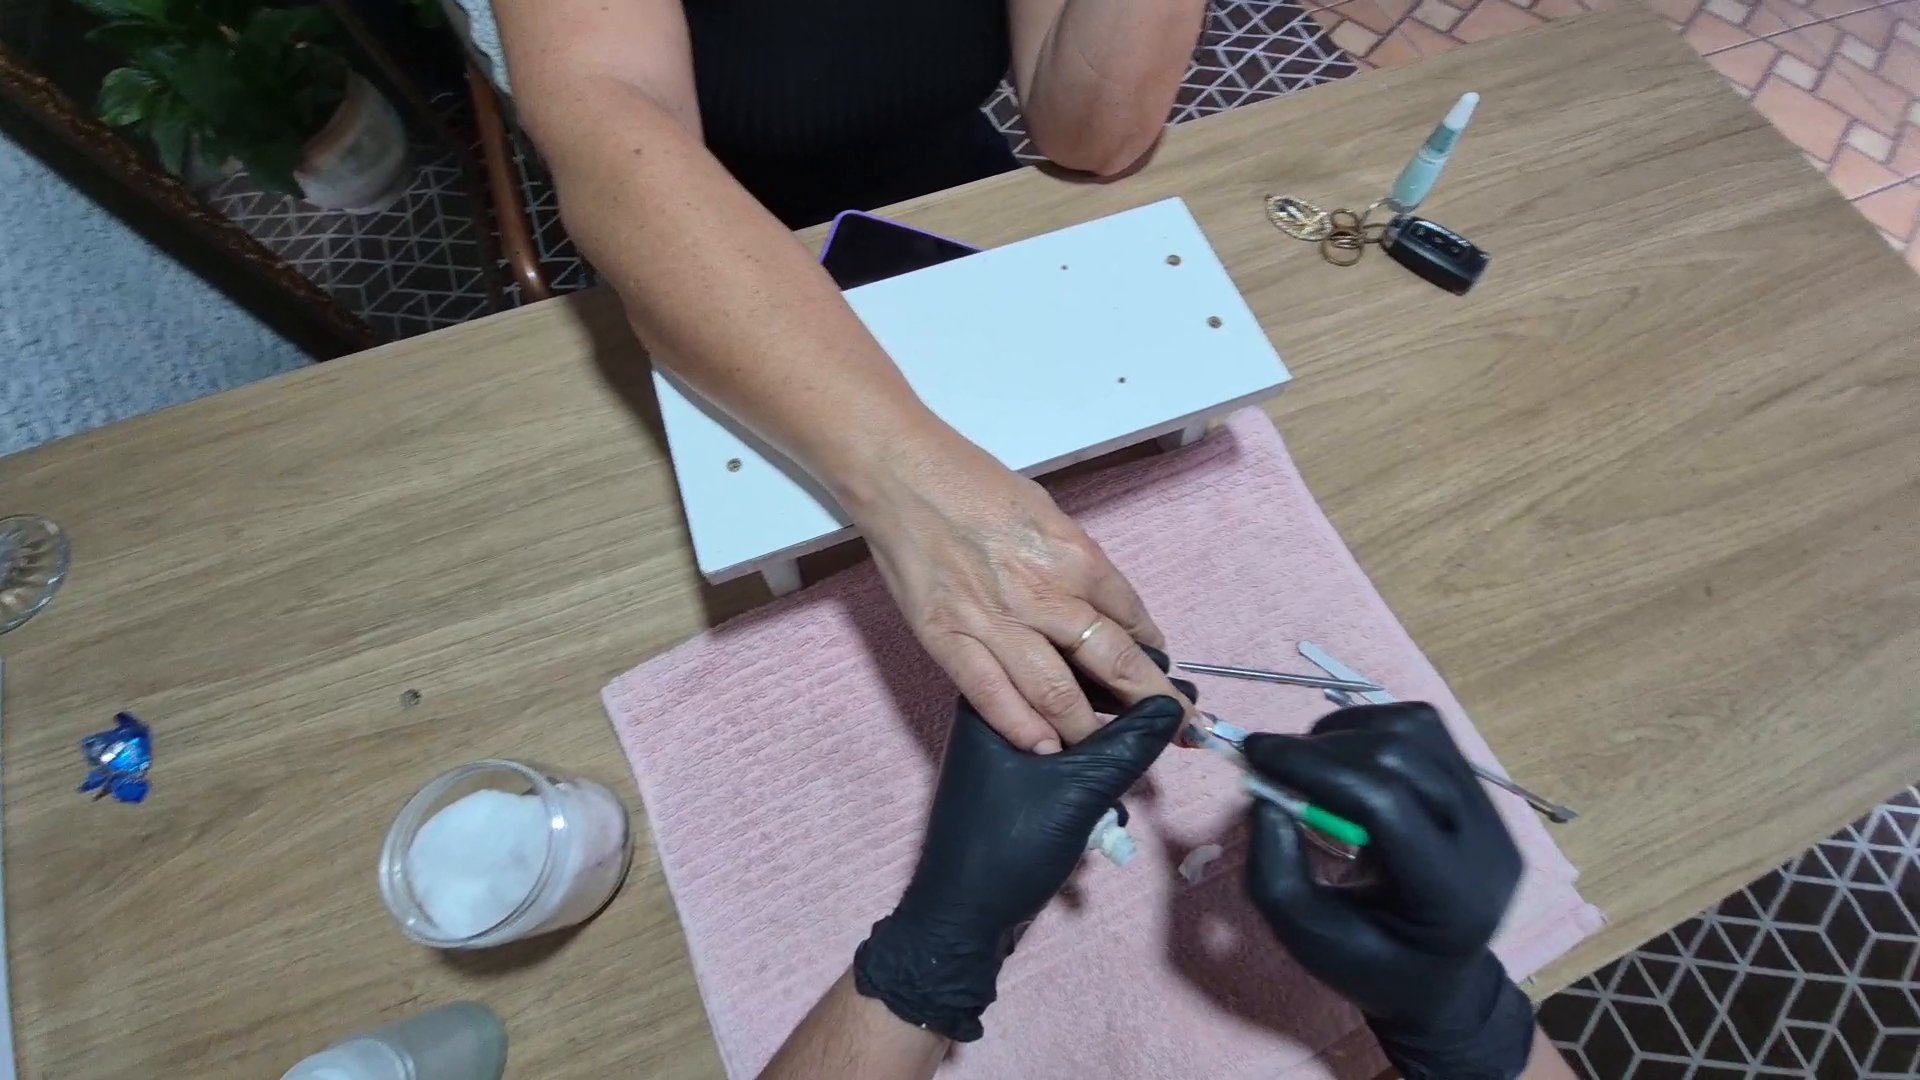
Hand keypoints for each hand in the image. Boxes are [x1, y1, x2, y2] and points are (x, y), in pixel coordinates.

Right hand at [849, 434, 1189, 752]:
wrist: (900, 474)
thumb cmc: (973, 482)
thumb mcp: (1044, 510)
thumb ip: (1075, 561)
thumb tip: (1100, 606)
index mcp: (1074, 554)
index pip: (1130, 616)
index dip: (1152, 652)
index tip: (1158, 671)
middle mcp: (1043, 594)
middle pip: (1112, 662)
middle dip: (1148, 702)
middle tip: (1171, 728)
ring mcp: (993, 622)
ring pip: (1056, 694)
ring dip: (1089, 729)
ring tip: (1108, 748)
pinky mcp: (947, 640)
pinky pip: (992, 697)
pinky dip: (1023, 729)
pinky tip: (1046, 749)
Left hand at [853, 674, 1191, 1040]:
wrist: (961, 917)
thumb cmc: (1008, 844)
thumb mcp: (1077, 791)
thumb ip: (1128, 743)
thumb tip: (1176, 704)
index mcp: (994, 697)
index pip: (1064, 659)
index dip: (1123, 666)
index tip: (1174, 679)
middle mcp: (996, 708)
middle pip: (1072, 685)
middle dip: (1127, 697)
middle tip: (1182, 707)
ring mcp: (1005, 739)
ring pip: (1071, 715)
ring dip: (1117, 726)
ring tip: (1167, 731)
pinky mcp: (1016, 768)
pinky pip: (1065, 741)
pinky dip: (1099, 748)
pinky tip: (1133, 756)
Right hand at [1242, 704, 1537, 1079]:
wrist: (1437, 976)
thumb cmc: (1369, 962)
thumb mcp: (1306, 937)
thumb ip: (1275, 870)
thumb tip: (1265, 795)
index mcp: (1449, 896)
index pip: (1385, 803)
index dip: (1312, 767)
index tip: (1253, 754)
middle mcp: (1486, 844)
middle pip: (1400, 757)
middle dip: (1322, 749)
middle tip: (1272, 761)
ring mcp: (1491, 811)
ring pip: (1416, 729)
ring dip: (1347, 731)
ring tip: (1310, 759)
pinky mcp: (1479, 790)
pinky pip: (1422, 728)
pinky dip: (1370, 727)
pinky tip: (1344, 758)